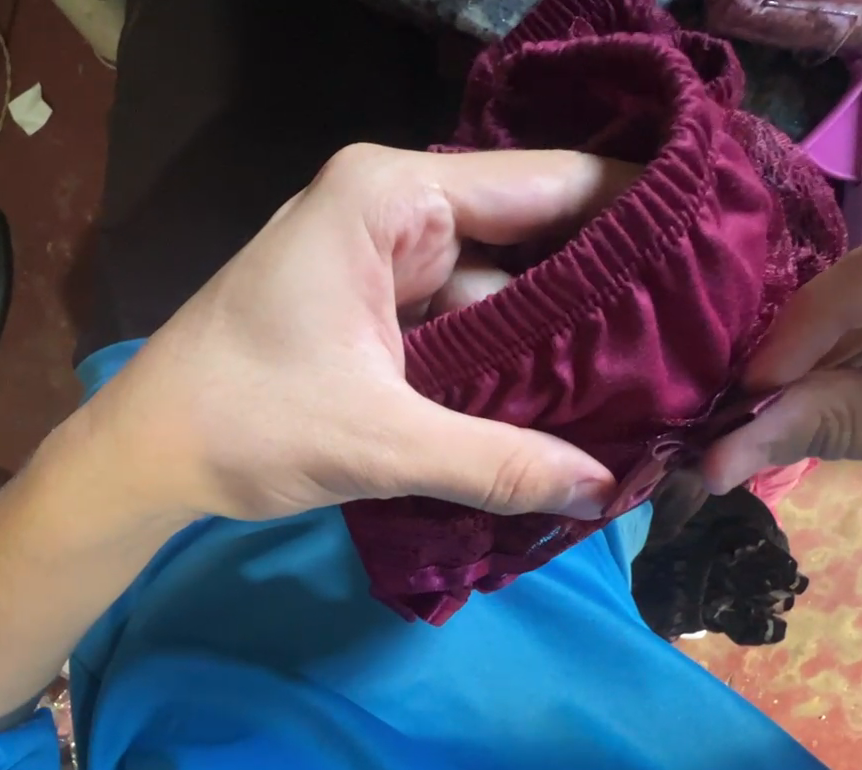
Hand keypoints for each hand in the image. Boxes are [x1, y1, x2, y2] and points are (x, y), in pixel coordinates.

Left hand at [70, 145, 637, 522]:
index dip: (637, 224)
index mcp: (391, 198)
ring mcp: (375, 266)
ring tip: (635, 397)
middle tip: (687, 356)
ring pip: (490, 298)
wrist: (146, 455)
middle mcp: (389, 214)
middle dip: (596, 304)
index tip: (715, 271)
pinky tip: (547, 413)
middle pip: (525, 245)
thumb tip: (602, 492)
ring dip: (544, 350)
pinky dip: (492, 372)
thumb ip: (494, 462)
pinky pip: (451, 333)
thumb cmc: (245, 423)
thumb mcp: (378, 441)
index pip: (548, 186)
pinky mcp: (363, 316)